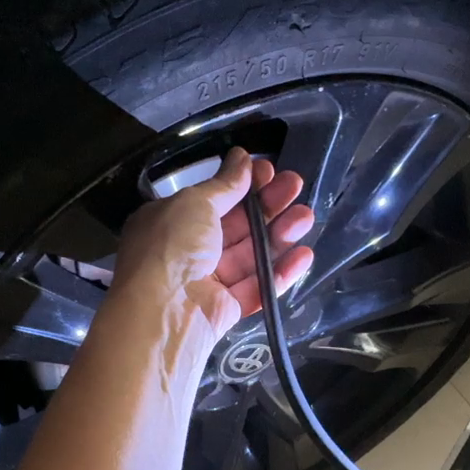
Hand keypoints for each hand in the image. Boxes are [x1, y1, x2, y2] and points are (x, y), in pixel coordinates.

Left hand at [113, 148, 315, 337]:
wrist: (163, 312)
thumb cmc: (172, 247)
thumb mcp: (194, 203)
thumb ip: (224, 184)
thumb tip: (242, 156)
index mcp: (170, 222)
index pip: (212, 200)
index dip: (242, 185)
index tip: (268, 170)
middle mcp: (187, 251)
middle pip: (235, 226)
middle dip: (267, 205)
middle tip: (295, 186)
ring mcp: (207, 282)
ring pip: (249, 255)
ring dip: (279, 235)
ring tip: (306, 217)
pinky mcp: (226, 309)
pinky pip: (256, 287)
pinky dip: (280, 272)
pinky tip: (303, 255)